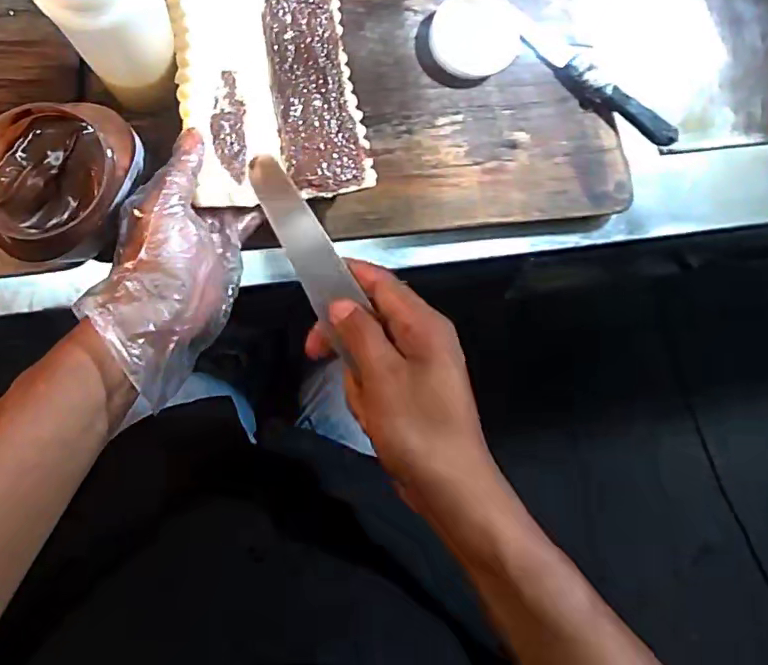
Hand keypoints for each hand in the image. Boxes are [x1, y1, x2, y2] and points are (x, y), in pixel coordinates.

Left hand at [75, 129, 260, 410]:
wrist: (164, 320)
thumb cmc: (155, 261)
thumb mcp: (164, 206)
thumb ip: (180, 171)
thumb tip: (193, 133)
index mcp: (165, 196)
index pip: (191, 161)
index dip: (210, 143)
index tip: (233, 117)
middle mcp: (188, 210)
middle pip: (215, 178)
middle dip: (234, 159)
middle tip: (263, 129)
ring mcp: (211, 230)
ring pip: (234, 197)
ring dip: (251, 180)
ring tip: (276, 152)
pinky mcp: (230, 248)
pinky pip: (248, 220)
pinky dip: (263, 206)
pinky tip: (279, 189)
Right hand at [305, 260, 501, 516]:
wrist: (454, 493)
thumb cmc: (418, 430)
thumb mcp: (381, 376)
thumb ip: (358, 331)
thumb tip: (340, 302)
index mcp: (424, 324)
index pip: (381, 281)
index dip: (347, 275)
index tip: (313, 279)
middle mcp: (425, 337)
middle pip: (371, 314)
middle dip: (344, 336)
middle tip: (315, 351)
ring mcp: (421, 365)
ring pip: (369, 349)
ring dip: (356, 374)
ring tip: (364, 404)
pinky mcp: (415, 391)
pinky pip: (378, 376)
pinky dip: (367, 393)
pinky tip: (372, 417)